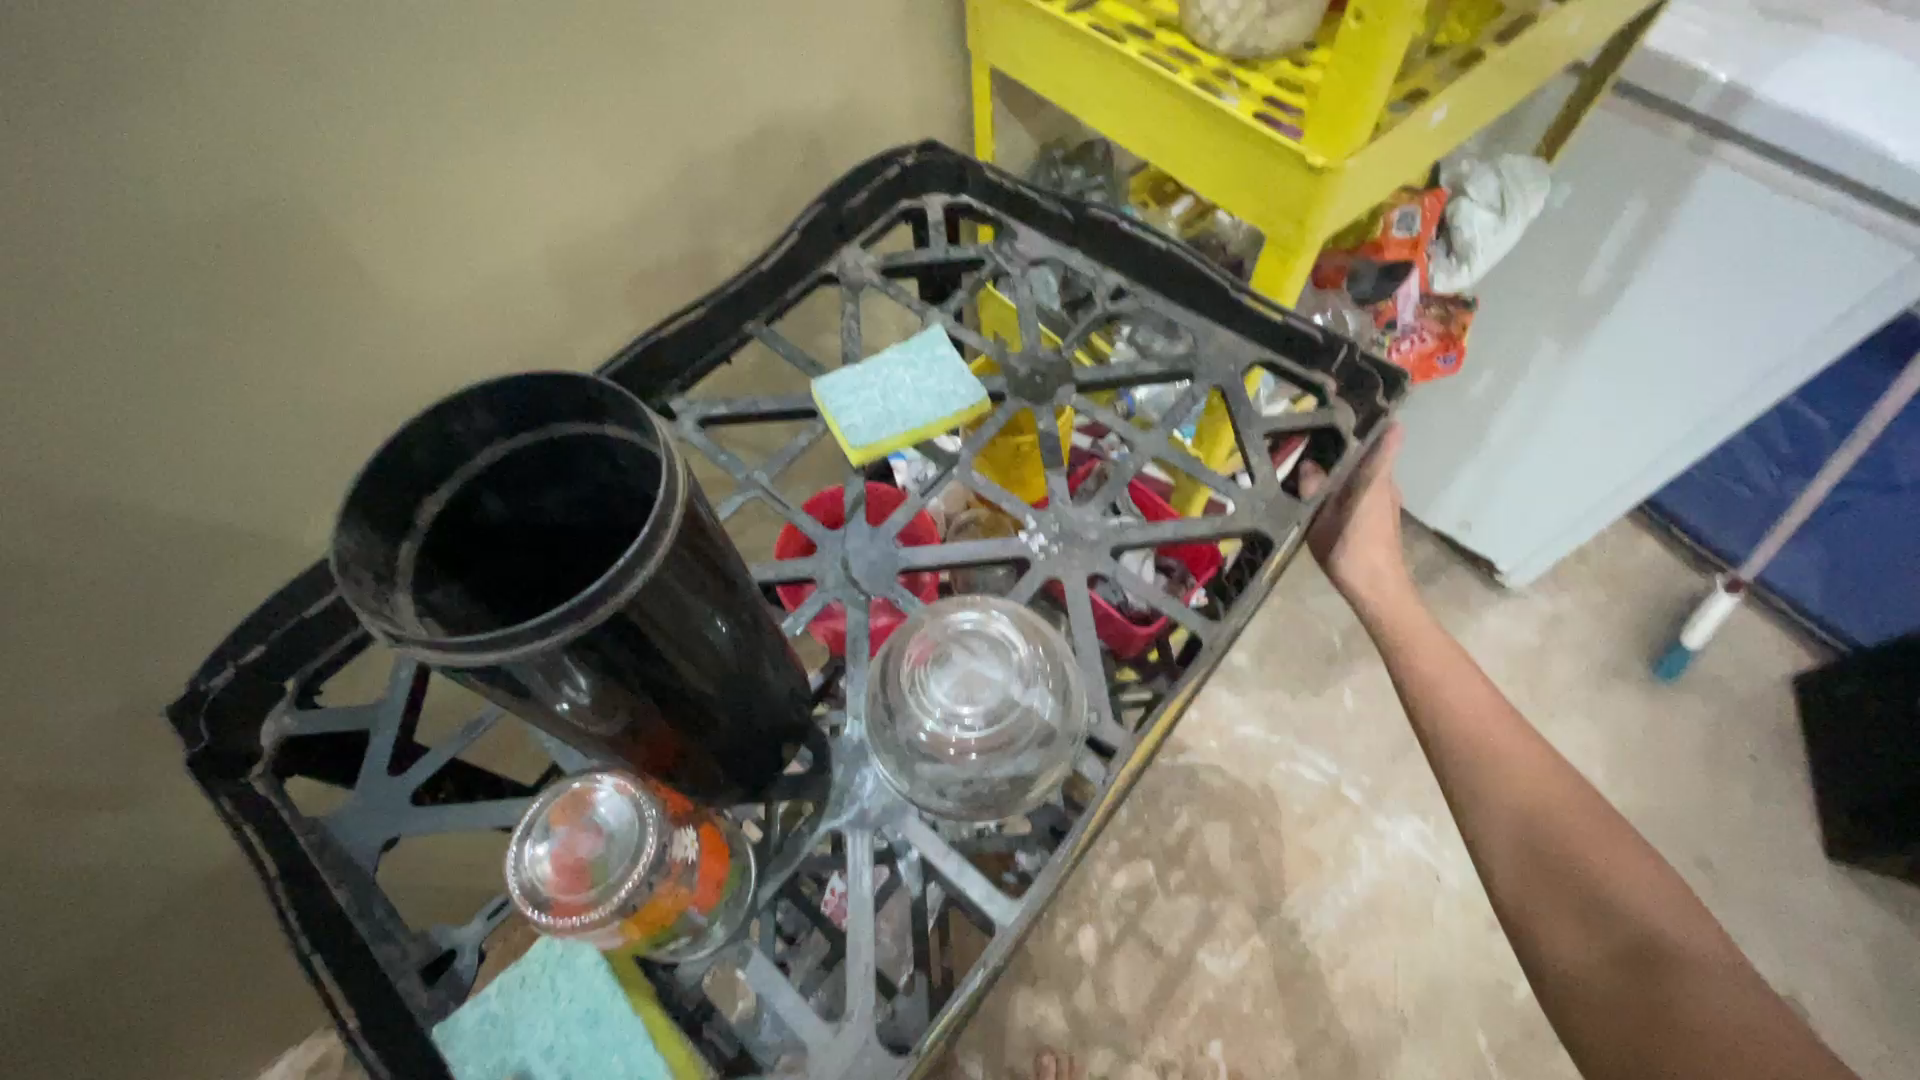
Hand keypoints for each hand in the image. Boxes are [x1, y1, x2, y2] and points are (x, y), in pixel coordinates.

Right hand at [1296, 422, 1413, 614]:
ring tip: (1316, 461)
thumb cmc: (1350, 552)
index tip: (1361, 402)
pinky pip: (1366, 488)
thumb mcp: (1320, 521)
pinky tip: (1327, 492)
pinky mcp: (1383, 514)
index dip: (1377, 418)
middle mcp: (1386, 484)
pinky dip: (1350, 484)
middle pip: (1371, 453)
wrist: (1380, 590)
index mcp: (1373, 480)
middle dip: (1349, 443)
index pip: (1386, 438)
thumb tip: (1309, 464)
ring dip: (1347, 466)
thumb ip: (1314, 488)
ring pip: (1367, 472)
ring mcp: (1387, 499)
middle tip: (1318, 434)